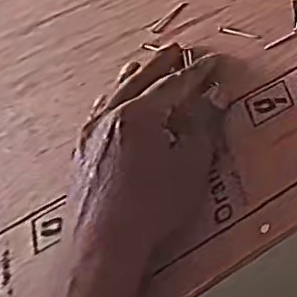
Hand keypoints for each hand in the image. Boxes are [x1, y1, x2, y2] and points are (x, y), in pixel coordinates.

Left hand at [71, 44, 223, 277]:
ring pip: (115, 93)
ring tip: (143, 65)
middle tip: (177, 50)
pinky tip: (114, 102)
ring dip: (135, 76)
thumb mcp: (191, 165)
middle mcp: (110, 117)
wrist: (102, 246)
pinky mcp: (82, 152)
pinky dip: (115, 97)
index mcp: (138, 115)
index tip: (212, 63)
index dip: (197, 73)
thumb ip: (203, 126)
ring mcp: (91, 134)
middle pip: (140, 79)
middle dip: (161, 64)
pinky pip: (101, 110)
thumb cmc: (151, 208)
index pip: (174, 84)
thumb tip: (214, 97)